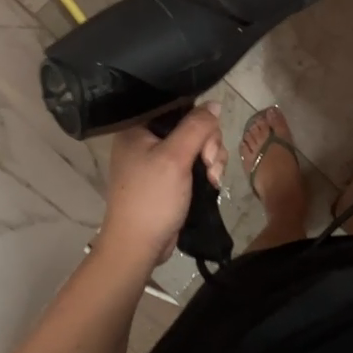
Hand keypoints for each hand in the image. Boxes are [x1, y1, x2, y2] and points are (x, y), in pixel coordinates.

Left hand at [96, 103, 227, 270]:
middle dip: (209, 143)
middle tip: (209, 163)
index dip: (198, 117)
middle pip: (192, 125)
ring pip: (198, 144)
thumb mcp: (175, 157)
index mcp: (138, 128)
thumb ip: (196, 126)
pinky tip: (213, 183)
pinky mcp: (169, 178)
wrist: (137, 248)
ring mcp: (158, 160)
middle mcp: (147, 140)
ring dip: (212, 159)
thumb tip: (214, 103)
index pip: (177, 104)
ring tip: (213, 179)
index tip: (205, 139)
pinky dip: (207, 170)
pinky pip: (195, 162)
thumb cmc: (151, 198)